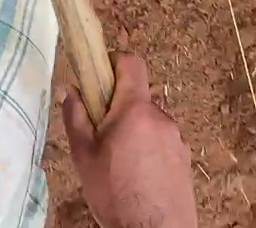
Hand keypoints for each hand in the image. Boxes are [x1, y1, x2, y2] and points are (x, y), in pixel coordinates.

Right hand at [65, 54, 197, 227]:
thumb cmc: (115, 193)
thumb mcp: (83, 155)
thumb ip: (75, 116)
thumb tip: (70, 89)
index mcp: (135, 109)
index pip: (131, 62)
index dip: (113, 62)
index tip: (98, 79)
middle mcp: (161, 118)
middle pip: (137, 97)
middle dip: (118, 108)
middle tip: (102, 135)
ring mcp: (177, 141)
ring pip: (149, 122)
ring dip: (135, 131)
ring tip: (120, 163)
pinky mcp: (185, 163)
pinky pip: (162, 143)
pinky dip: (149, 150)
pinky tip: (138, 177)